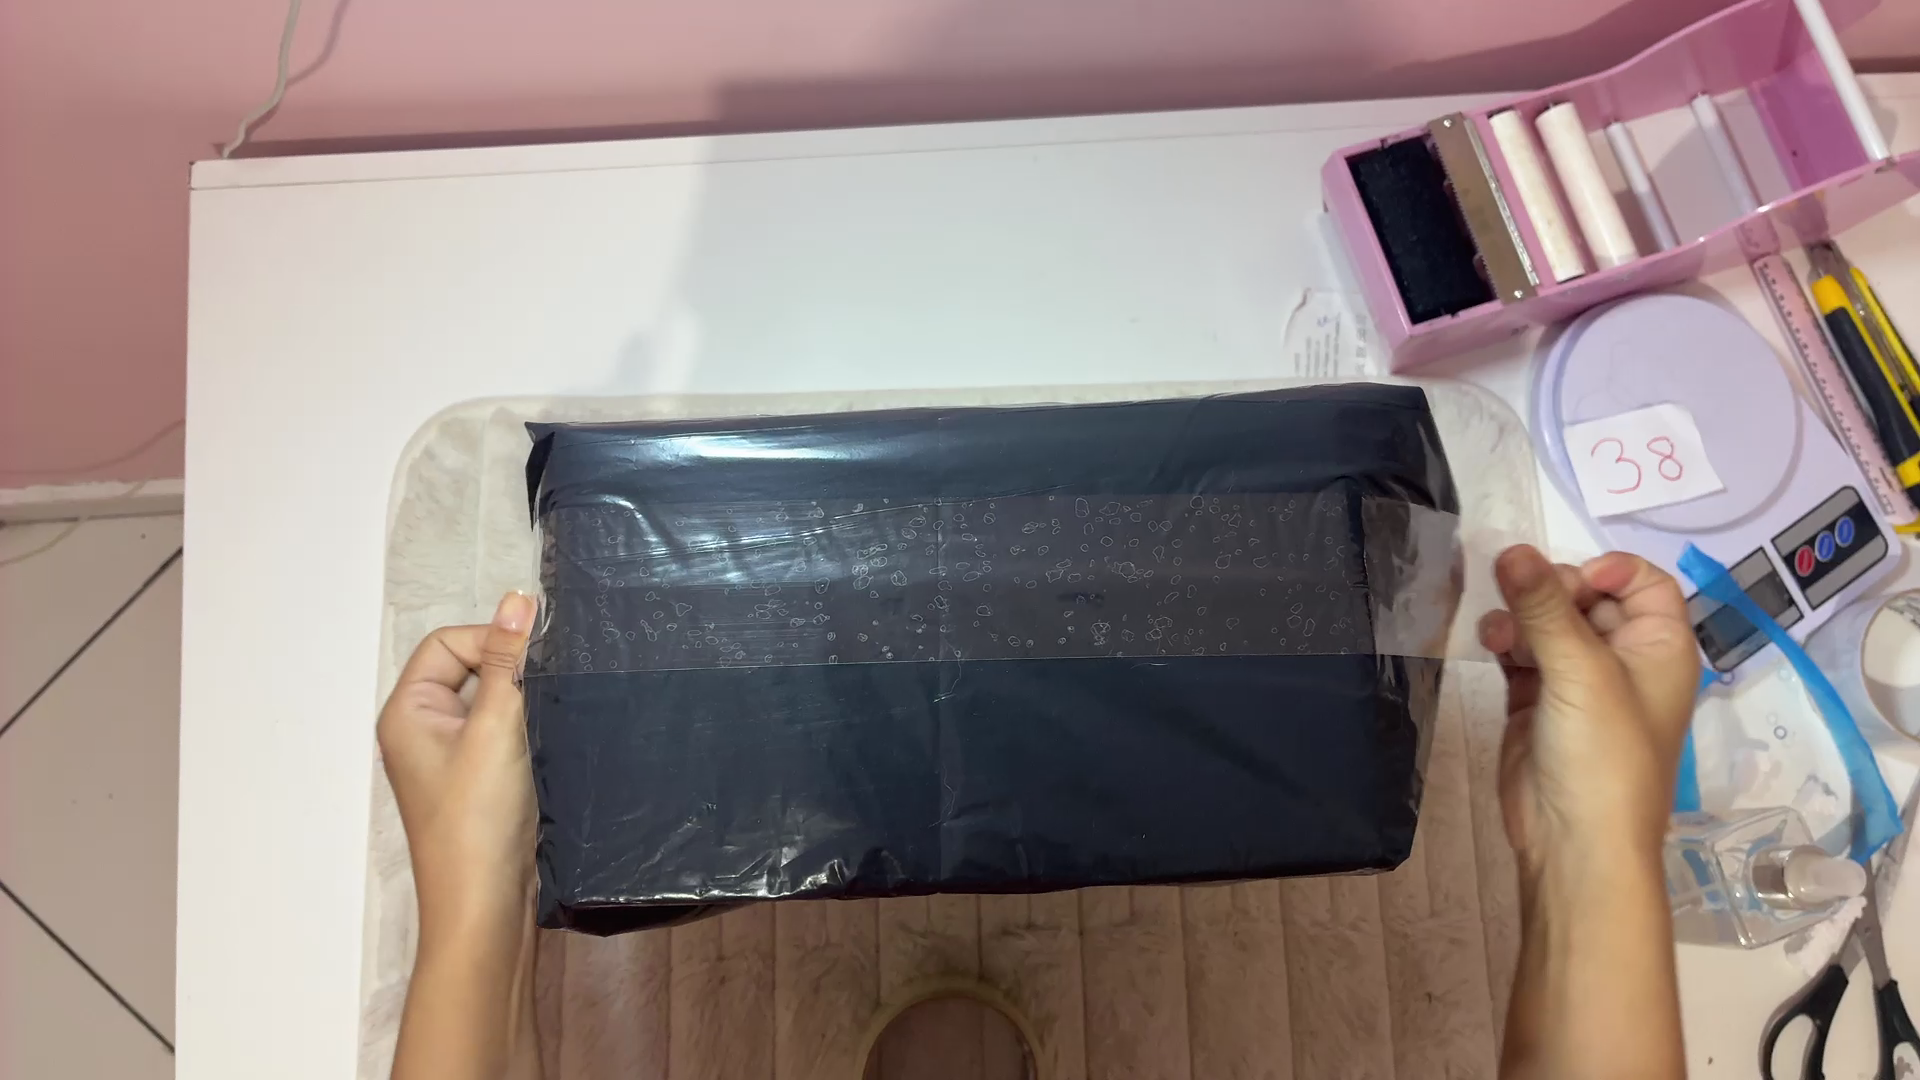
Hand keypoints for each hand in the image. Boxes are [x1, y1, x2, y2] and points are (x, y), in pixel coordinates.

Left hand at [378, 591, 538, 942]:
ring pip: (493, 695)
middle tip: (549, 685)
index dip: (493, 640)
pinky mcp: (483, 771)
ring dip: (524, 694)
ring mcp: (454, 751)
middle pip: (470, 664)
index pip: (450, 643)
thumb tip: (520, 598)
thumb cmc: (479, 814)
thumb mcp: (496, 727)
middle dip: (510, 666)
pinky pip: (506, 722)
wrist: (487, 899)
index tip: (537, 660)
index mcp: (409, 711)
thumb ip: (508, 661)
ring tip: (554, 707)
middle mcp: (424, 726)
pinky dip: (531, 718)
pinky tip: (556, 729)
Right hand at [1476, 546, 1698, 873]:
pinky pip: (1518, 649)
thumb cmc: (1600, 753)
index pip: (1642, 582)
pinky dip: (1502, 641)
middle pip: (1584, 596)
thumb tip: (1511, 548)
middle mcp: (1620, 657)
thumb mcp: (1578, 672)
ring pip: (1543, 621)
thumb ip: (1543, 608)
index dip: (1605, 571)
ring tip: (1495, 637)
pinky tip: (1488, 647)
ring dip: (1516, 617)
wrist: (1569, 833)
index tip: (1562, 582)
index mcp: (1657, 647)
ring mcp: (1574, 678)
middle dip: (1546, 592)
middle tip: (1520, 607)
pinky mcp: (1534, 696)